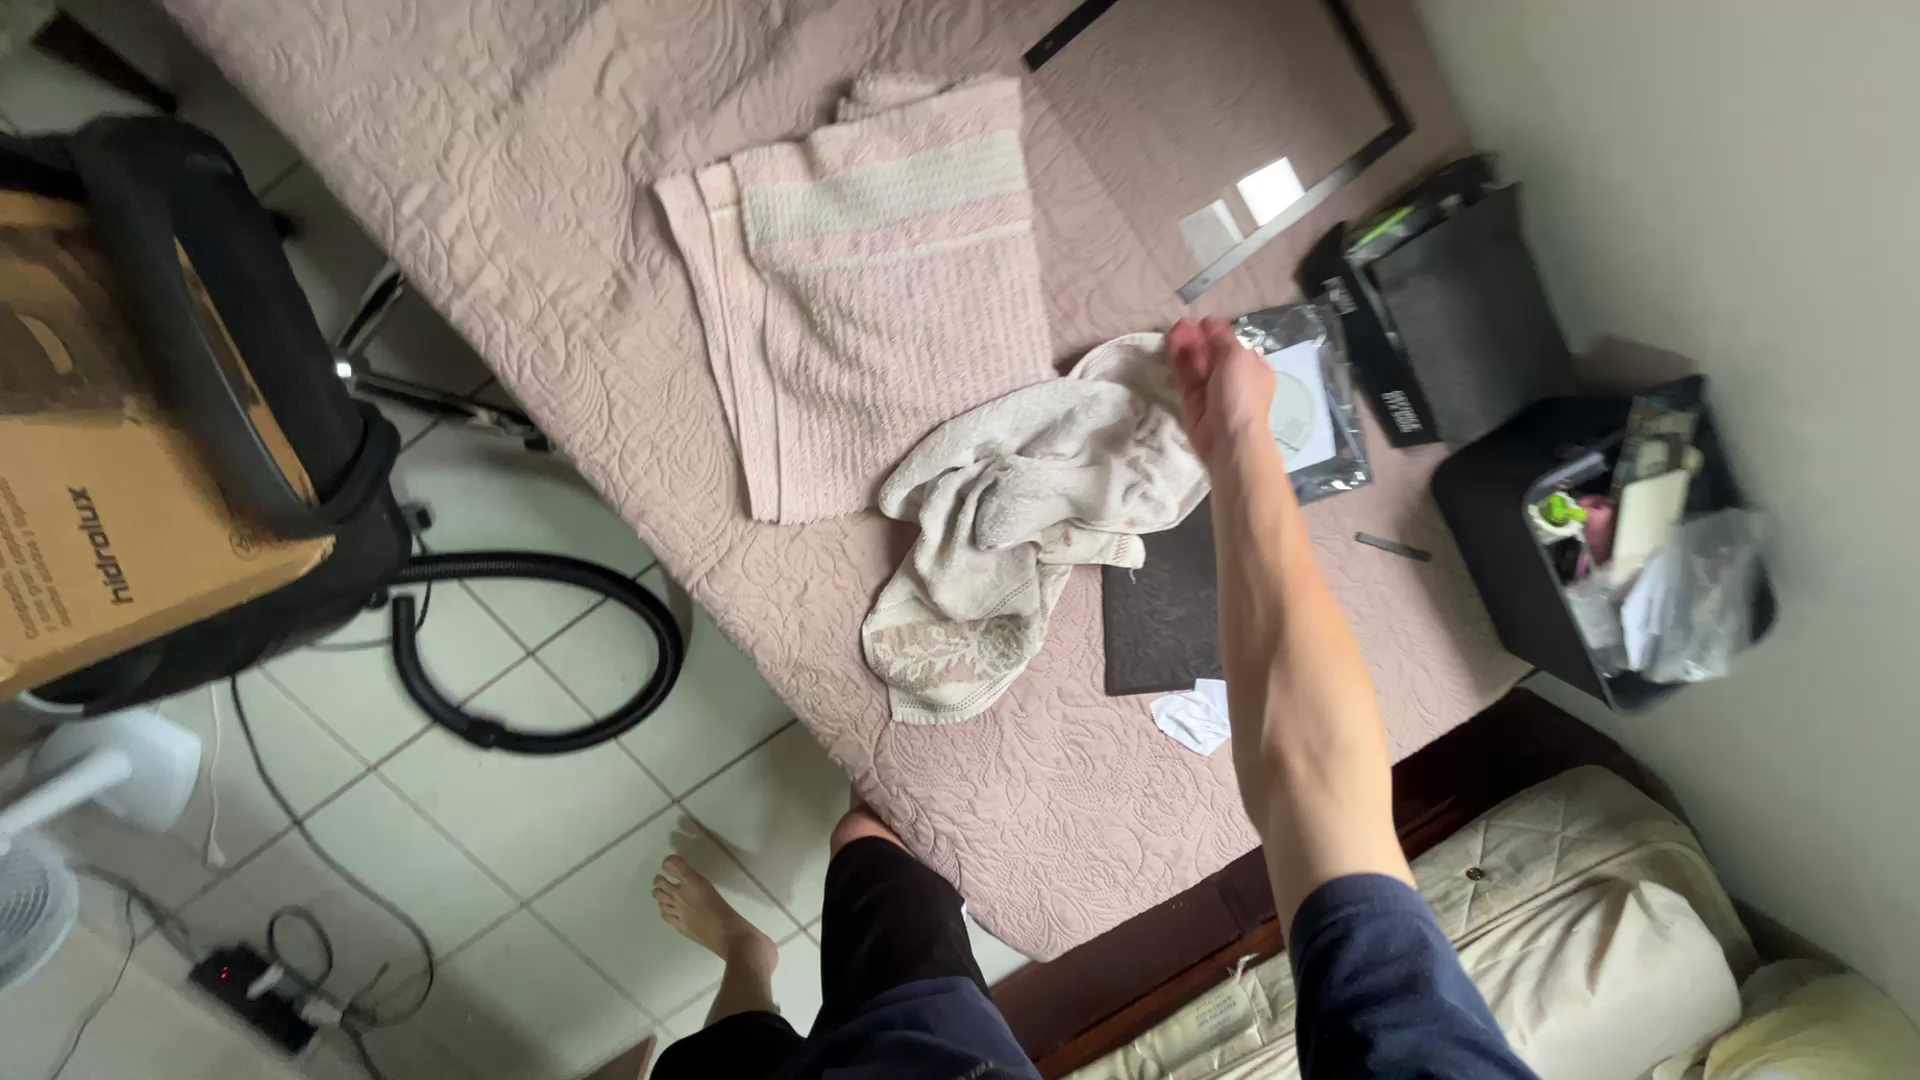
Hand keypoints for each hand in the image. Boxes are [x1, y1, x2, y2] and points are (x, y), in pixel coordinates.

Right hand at [1167, 316, 1274, 468]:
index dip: (1217, 332)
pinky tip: (1170, 345)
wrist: (1229, 438)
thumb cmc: (1241, 394)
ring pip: (1196, 363)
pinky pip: (1185, 377)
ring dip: (1185, 346)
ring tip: (1172, 330)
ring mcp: (1211, 389)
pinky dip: (1178, 361)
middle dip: (1197, 338)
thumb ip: (1221, 339)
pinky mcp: (1192, 400)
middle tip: (1181, 324)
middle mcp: (1232, 377)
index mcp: (1251, 367)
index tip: (1201, 322)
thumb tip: (1209, 323)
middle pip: (1211, 352)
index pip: (1232, 344)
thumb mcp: (1237, 357)